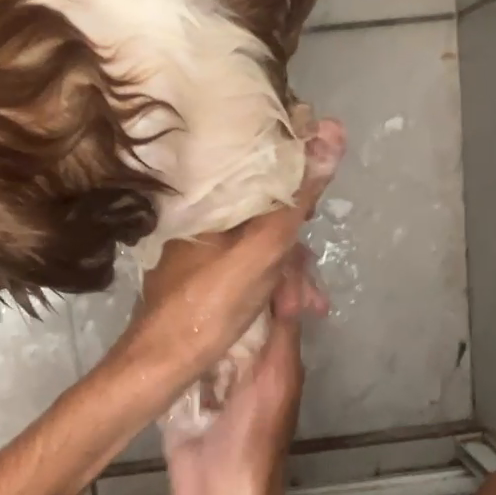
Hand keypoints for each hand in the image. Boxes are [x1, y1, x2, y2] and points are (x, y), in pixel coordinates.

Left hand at [116, 118, 344, 385]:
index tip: (316, 208)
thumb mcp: (262, 248)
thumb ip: (296, 197)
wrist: (163, 365)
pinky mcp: (199, 277)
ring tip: (309, 305)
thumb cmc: (210, 304)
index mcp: (205, 196)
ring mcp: (197, 248)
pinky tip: (290, 307)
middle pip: (262, 209)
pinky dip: (272, 282)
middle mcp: (197, 216)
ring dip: (290, 271)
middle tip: (311, 278)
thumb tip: (332, 129)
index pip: (257, 163)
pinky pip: (247, 265)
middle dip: (297, 241)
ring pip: (257, 242)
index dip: (296, 176)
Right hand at [165, 251, 326, 494]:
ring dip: (190, 315)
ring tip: (170, 272)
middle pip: (230, 318)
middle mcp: (241, 362)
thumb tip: (287, 275)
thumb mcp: (277, 377)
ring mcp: (208, 380)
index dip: (259, 275)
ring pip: (201, 337)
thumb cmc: (255, 435)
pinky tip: (153, 315)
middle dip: (217, 292)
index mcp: (272, 356)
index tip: (241, 235)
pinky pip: (175, 363)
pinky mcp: (179, 396)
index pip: (268, 305)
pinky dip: (167, 344)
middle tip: (194, 248)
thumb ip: (282, 331)